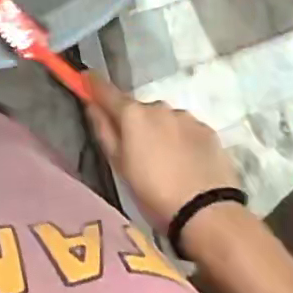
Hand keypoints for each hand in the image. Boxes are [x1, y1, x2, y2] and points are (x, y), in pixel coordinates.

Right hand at [85, 76, 239, 231]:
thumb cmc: (154, 194)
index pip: (106, 90)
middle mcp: (158, 106)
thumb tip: (92, 105)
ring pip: (163, 119)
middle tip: (137, 153)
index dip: (93, 84)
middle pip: (137, 109)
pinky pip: (186, 130)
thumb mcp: (120, 167)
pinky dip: (181, 141)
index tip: (85, 78)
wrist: (207, 213)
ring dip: (159, 132)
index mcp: (132, 114)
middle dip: (134, 123)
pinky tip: (186, 165)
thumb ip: (104, 131)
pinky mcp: (206, 129)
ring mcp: (185, 116)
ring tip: (165, 164)